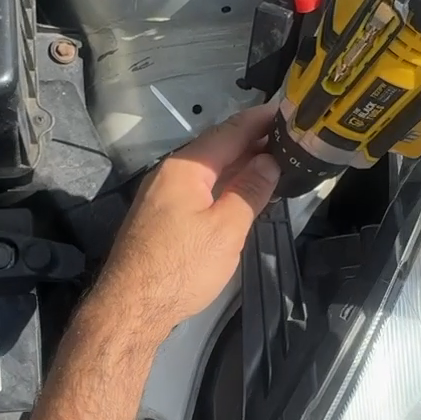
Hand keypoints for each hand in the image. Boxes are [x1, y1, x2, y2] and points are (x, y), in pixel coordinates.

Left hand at [92, 106, 280, 334]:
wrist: (132, 309)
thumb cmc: (179, 269)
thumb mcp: (226, 229)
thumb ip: (250, 191)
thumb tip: (269, 163)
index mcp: (186, 168)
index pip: (229, 132)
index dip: (260, 120)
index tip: (287, 110)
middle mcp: (169, 175)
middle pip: (216, 149)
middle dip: (252, 143)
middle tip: (288, 140)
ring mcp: (161, 198)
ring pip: (207, 173)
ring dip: (238, 167)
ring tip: (272, 165)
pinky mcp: (159, 220)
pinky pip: (197, 192)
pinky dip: (222, 188)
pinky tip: (239, 197)